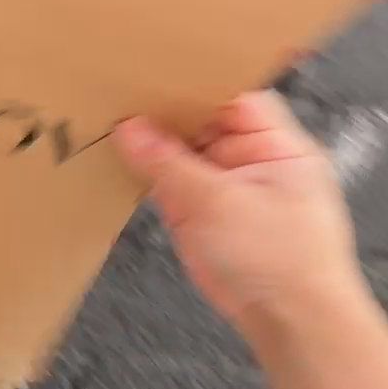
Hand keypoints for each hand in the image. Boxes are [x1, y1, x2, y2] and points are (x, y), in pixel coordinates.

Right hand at [116, 91, 374, 336]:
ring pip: (178, 149)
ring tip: (100, 116)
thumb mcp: (216, 201)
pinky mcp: (198, 207)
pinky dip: (141, 167)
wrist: (287, 320)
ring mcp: (222, 183)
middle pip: (200, 119)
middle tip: (110, 89)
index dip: (193, 81)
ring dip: (145, 139)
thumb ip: (166, 161)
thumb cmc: (271, 254)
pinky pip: (165, 176)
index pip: (233, 97)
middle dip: (159, 108)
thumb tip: (125, 125)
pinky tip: (109, 154)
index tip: (145, 68)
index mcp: (275, 146)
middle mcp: (248, 158)